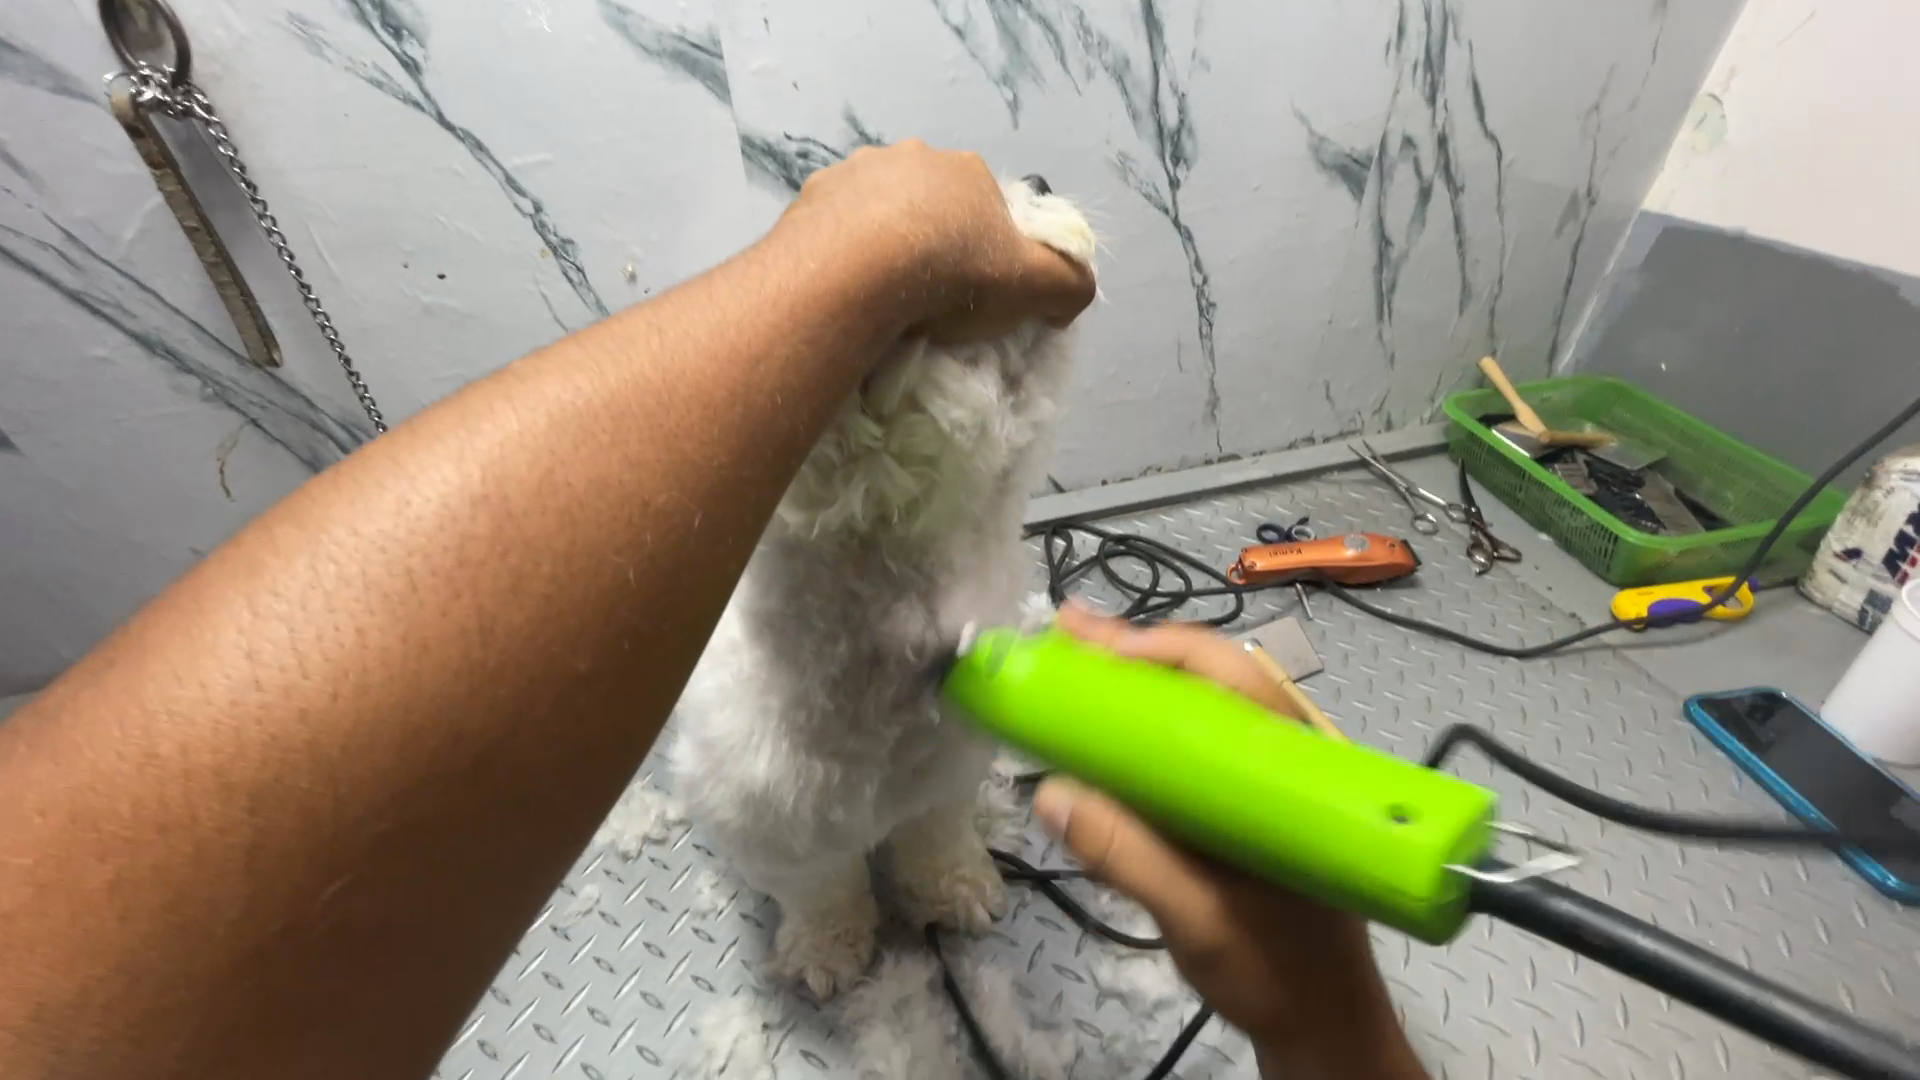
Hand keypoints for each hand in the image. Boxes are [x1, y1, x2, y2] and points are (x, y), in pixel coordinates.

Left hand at [774, 140, 1095, 342]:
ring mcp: (856, 173)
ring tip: (882, 297)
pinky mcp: (811, 197)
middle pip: (932, 206)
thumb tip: (1071, 294)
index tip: (976, 292)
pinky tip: (847, 289)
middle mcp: (914, 158)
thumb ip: (1068, 285)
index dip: (988, 250)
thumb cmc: (953, 277)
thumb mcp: (1034, 288)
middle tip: (927, 296)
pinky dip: (844, 254)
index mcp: (969, 173)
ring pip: (880, 212)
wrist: (856, 274)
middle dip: (933, 243)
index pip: (990, 209)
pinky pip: (835, 229)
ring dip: (885, 245)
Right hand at [1035, 607, 1426, 1077]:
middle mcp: (1282, 753)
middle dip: (1134, 650)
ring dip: (1133, 675)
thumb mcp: (1196, 919)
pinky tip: (1098, 714)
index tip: (1103, 651)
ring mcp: (1261, 772)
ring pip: (1196, 700)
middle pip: (1209, 674)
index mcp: (1292, 769)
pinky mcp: (1238, 794)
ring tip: (1073, 653)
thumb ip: (1127, 859)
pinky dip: (1139, 717)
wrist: (1323, 1024)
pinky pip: (1187, 736)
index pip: (1235, 676)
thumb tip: (1050, 793)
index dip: (1167, 652)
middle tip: (1066, 630)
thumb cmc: (1276, 970)